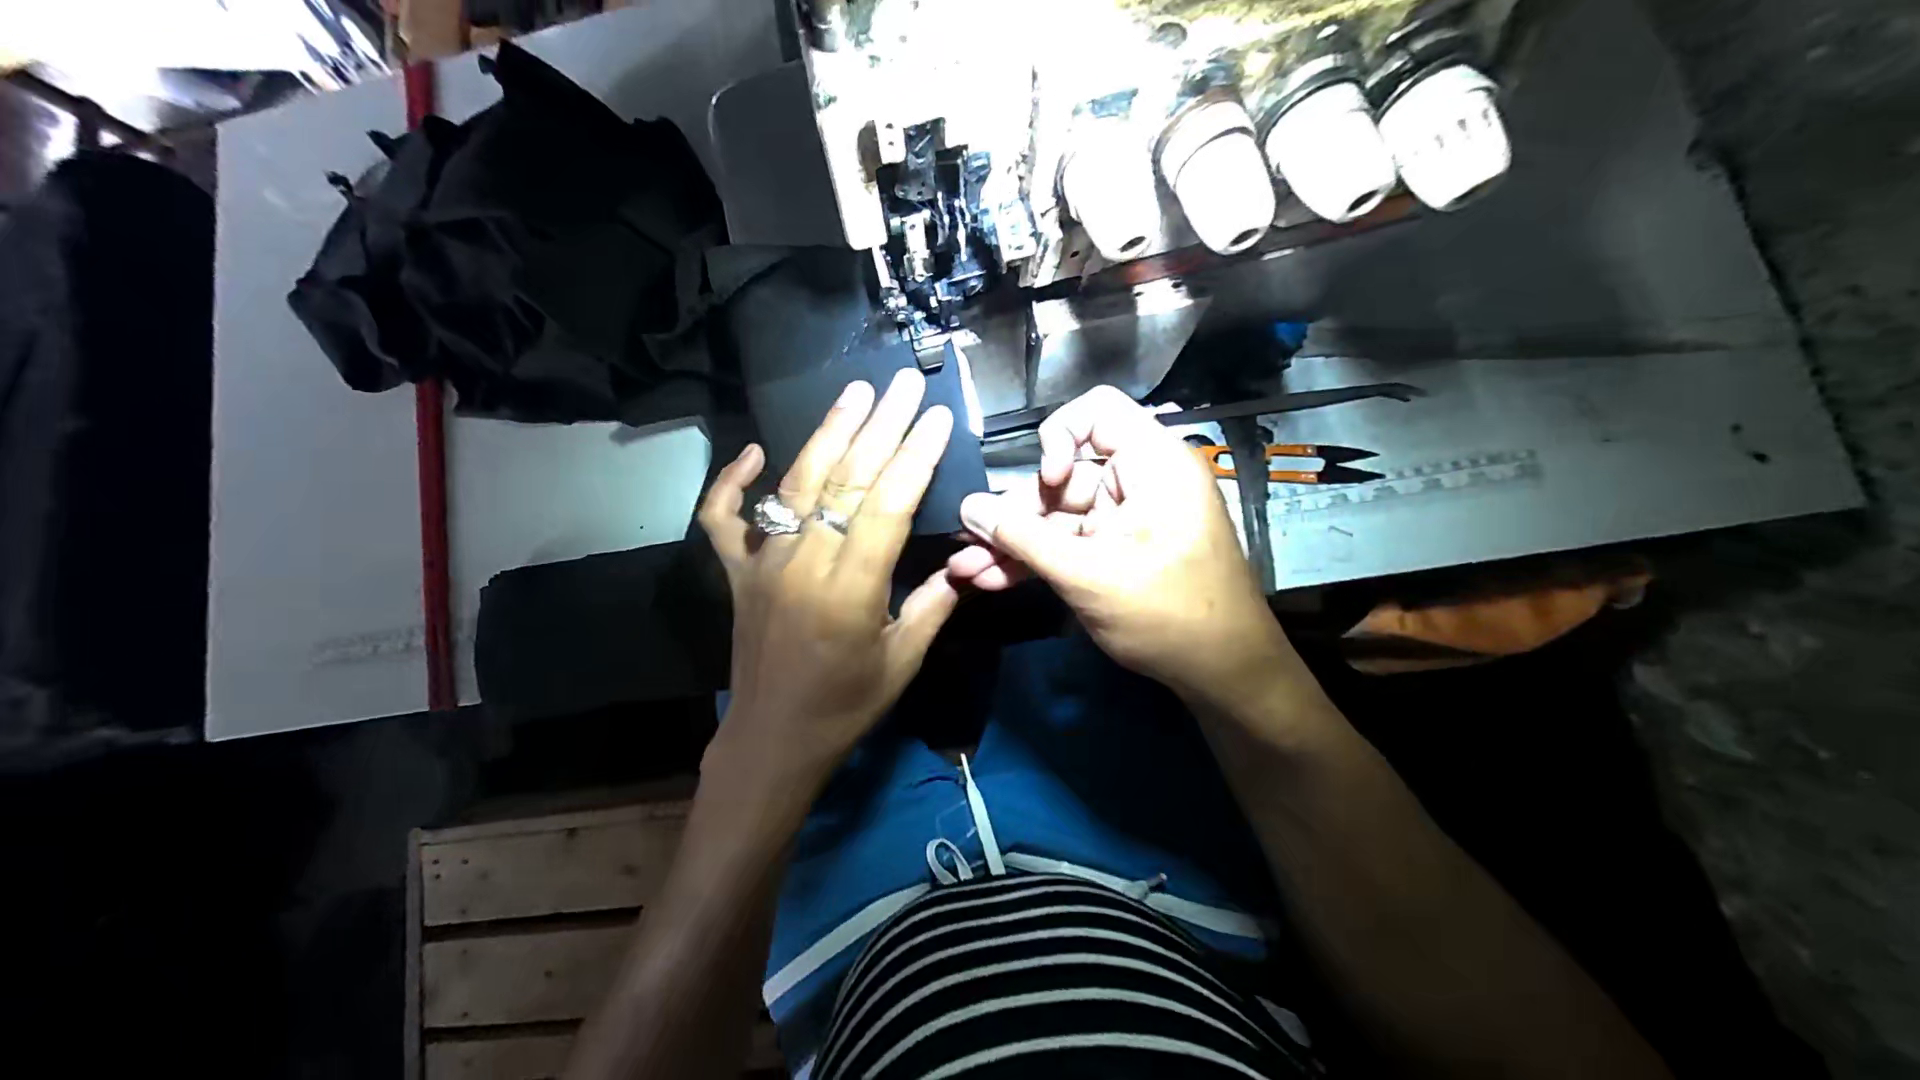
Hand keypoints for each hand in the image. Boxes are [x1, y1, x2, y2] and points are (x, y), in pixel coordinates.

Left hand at [698, 369, 958, 787]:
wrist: (773, 738)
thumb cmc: (846, 705)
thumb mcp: (903, 660)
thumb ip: (934, 603)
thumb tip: (967, 559)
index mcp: (850, 589)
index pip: (888, 505)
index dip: (915, 457)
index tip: (936, 417)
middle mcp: (803, 563)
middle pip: (845, 481)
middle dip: (880, 426)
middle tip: (902, 383)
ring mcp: (762, 564)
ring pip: (795, 485)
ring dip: (827, 434)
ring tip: (855, 392)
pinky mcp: (737, 573)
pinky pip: (724, 520)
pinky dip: (731, 483)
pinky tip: (753, 452)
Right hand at [947, 386, 1287, 704]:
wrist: (1222, 674)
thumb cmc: (1168, 614)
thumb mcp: (1088, 574)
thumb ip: (1023, 538)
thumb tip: (968, 508)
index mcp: (1152, 465)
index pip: (1098, 412)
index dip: (1059, 436)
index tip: (1046, 480)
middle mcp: (1138, 482)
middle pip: (1065, 476)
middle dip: (1013, 513)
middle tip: (967, 543)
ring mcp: (1126, 520)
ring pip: (1058, 516)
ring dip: (1014, 543)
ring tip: (966, 570)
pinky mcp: (1116, 552)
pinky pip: (1069, 543)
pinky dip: (1037, 560)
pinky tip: (993, 579)